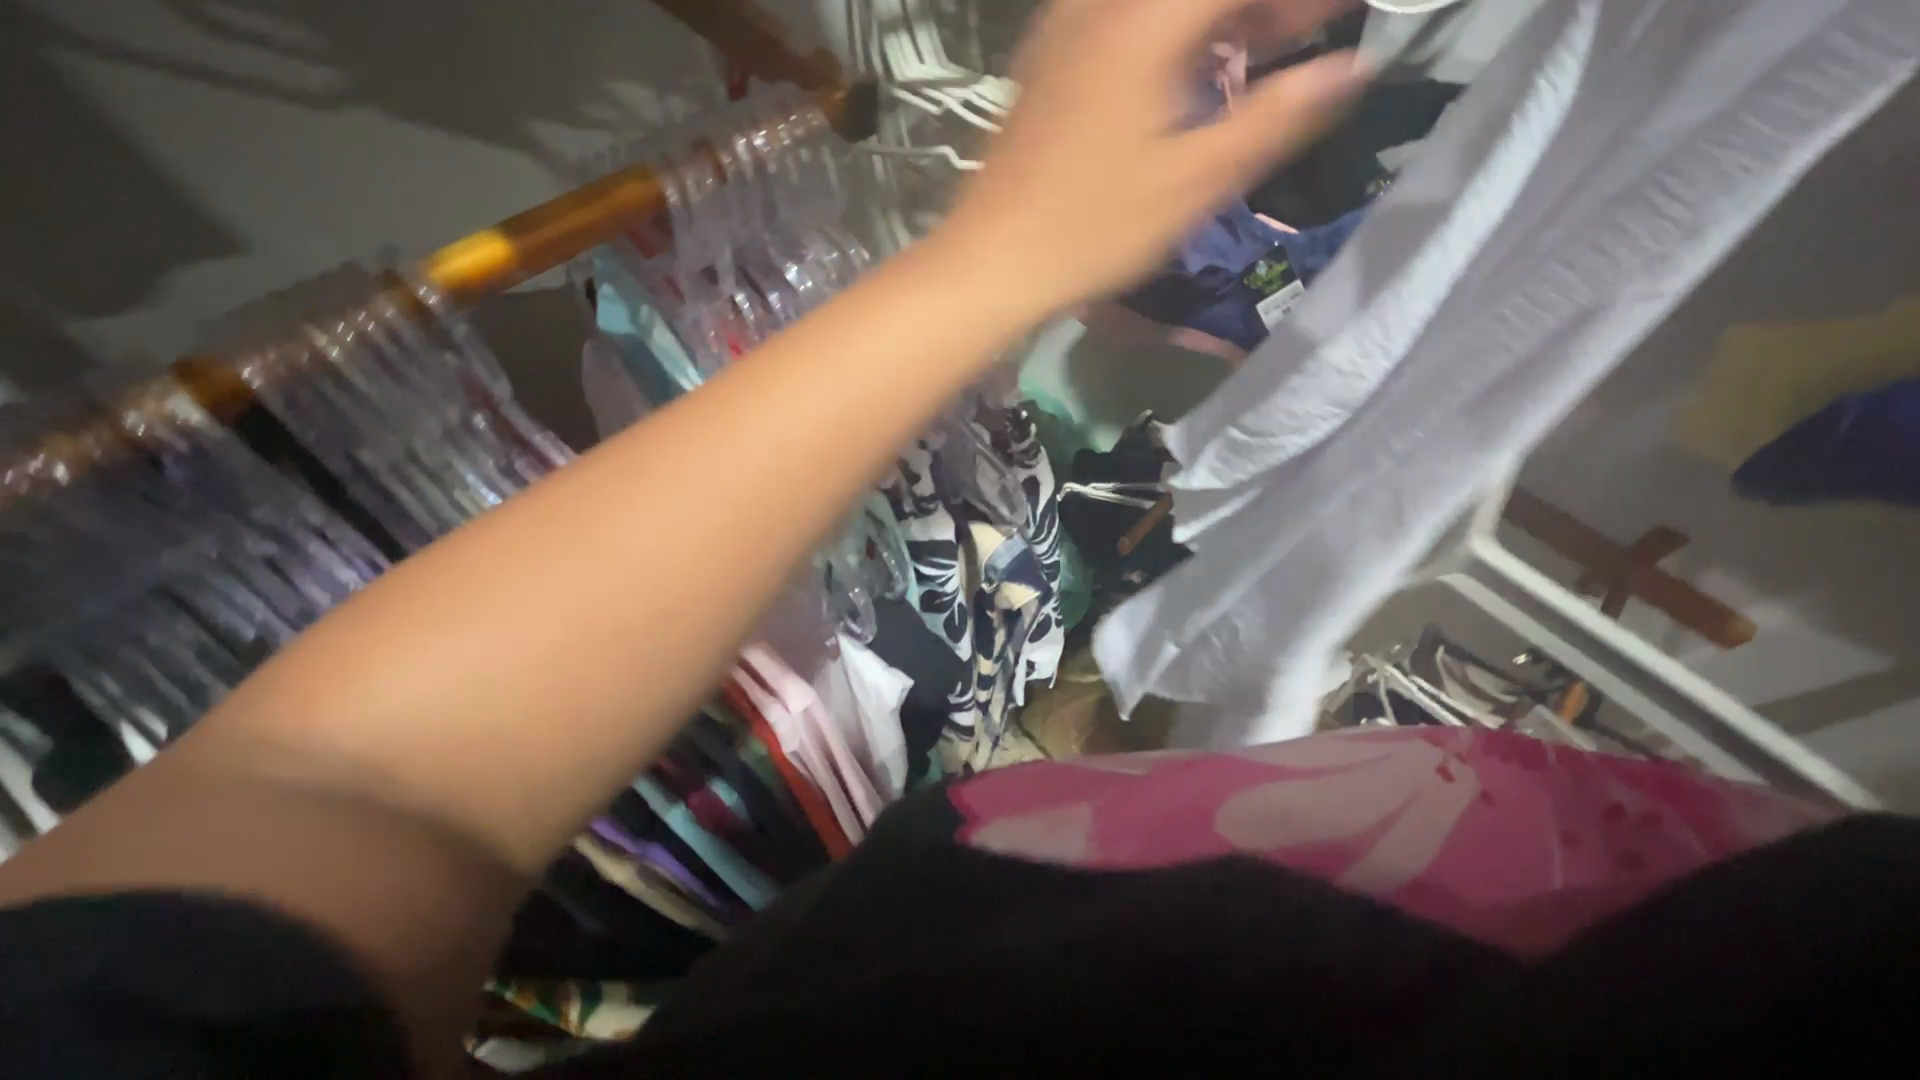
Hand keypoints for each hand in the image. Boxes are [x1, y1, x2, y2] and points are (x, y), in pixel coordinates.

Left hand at [933, 0, 1366, 317]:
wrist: (989, 262)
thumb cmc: (1090, 231)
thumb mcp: (1193, 183)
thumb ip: (1276, 118)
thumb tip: (1352, 68)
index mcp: (1143, 20)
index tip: (1336, 18)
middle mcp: (1100, 5)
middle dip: (1260, 5)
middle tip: (1305, 35)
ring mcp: (1067, 26)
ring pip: (1162, 2)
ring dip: (1219, 16)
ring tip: (1261, 53)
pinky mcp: (1050, 57)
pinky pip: (1125, 16)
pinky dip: (1174, 28)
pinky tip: (1194, 72)